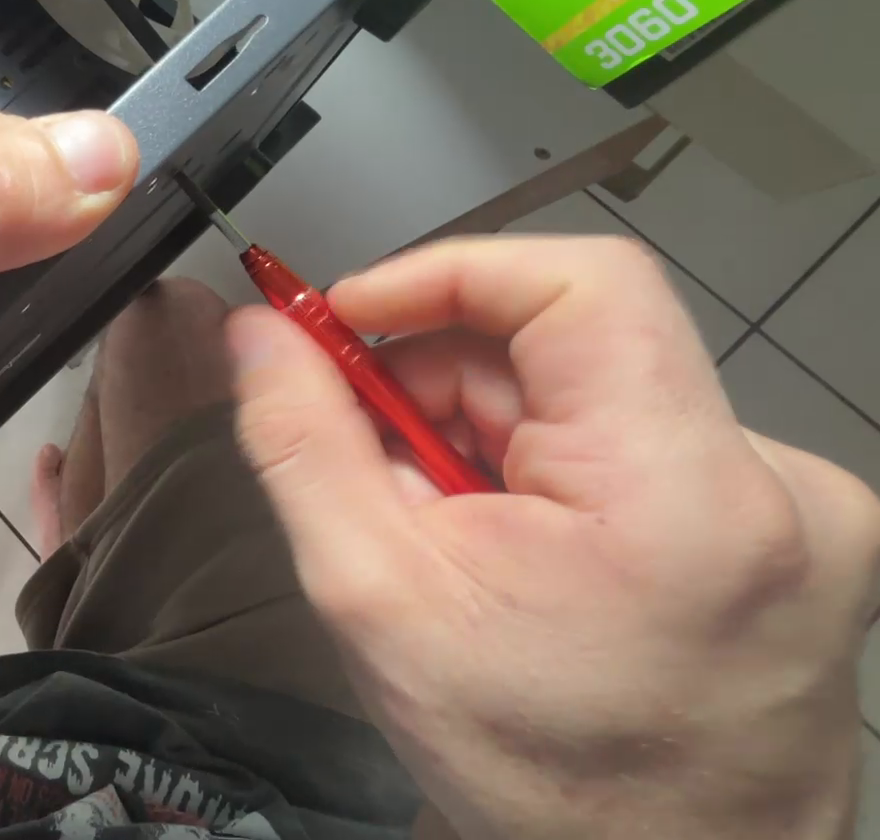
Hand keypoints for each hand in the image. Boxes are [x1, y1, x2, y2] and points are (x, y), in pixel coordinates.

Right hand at [227, 236, 879, 839]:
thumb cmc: (526, 762)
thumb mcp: (367, 591)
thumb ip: (298, 441)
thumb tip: (258, 334)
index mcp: (680, 494)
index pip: (576, 285)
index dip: (441, 275)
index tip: (345, 314)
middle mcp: (764, 480)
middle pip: (542, 348)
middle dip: (423, 392)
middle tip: (363, 467)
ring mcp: (779, 501)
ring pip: (558, 393)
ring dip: (459, 435)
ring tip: (431, 530)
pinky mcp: (763, 519)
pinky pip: (596, 435)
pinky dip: (509, 464)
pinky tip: (485, 539)